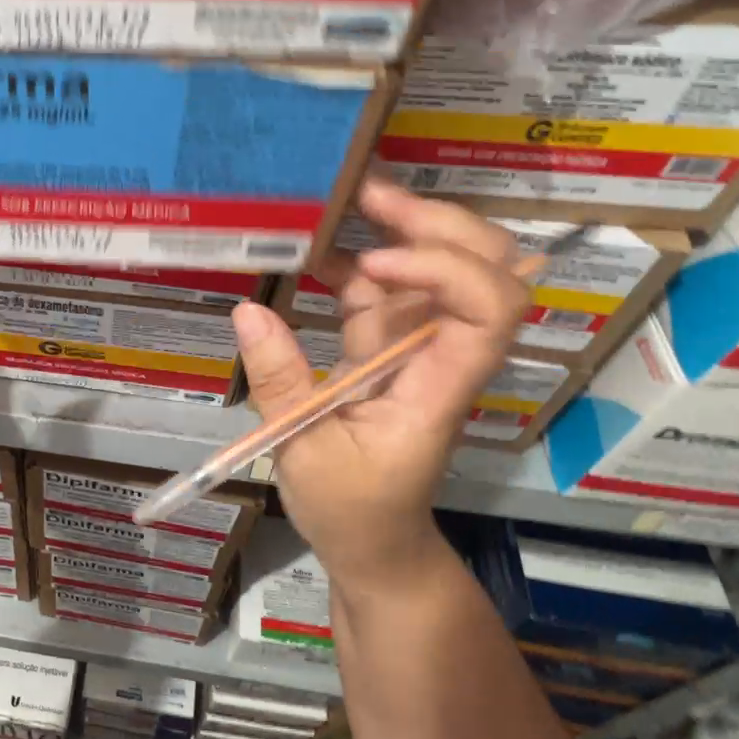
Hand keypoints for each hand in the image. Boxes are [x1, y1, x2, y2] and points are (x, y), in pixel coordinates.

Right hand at [234, 181, 527, 587]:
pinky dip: (355, 261)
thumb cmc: (353, 512)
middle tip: (366, 193)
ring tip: (340, 196)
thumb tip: (248, 311)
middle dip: (435, 222)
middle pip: (485, 267)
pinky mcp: (385, 350)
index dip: (445, 267)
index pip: (489, 308)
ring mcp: (415, 347)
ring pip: (438, 268)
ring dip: (399, 227)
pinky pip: (382, 292)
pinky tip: (315, 245)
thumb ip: (281, 383)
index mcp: (441, 385)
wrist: (374, 545)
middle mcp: (441, 353)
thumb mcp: (305, 453)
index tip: (375, 262)